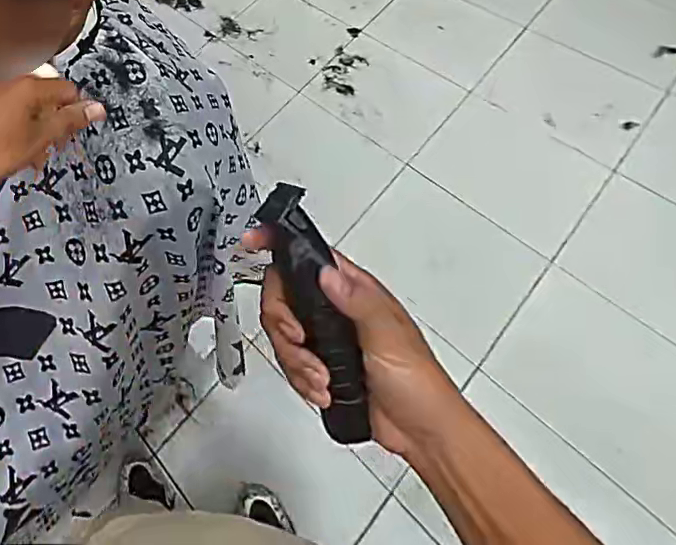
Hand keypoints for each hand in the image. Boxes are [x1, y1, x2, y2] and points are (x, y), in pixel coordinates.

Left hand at [0, 76, 103, 197]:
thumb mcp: (39, 139)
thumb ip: (70, 121)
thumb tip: (94, 108)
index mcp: (29, 85)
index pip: (69, 90)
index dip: (75, 114)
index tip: (72, 132)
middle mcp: (9, 83)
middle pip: (47, 98)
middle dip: (53, 123)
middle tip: (52, 146)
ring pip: (25, 108)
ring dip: (33, 130)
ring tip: (29, 155)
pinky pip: (6, 113)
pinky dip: (13, 130)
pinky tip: (8, 153)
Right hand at [245, 229, 465, 457]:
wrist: (422, 433)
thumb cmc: (418, 381)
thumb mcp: (389, 333)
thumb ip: (357, 300)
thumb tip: (327, 273)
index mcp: (351, 288)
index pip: (308, 255)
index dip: (278, 245)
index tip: (253, 241)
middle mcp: (335, 307)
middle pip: (282, 295)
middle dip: (283, 323)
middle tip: (300, 340)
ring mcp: (325, 336)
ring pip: (282, 332)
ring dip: (295, 360)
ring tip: (322, 377)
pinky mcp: (320, 363)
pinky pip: (290, 362)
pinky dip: (301, 379)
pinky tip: (324, 389)